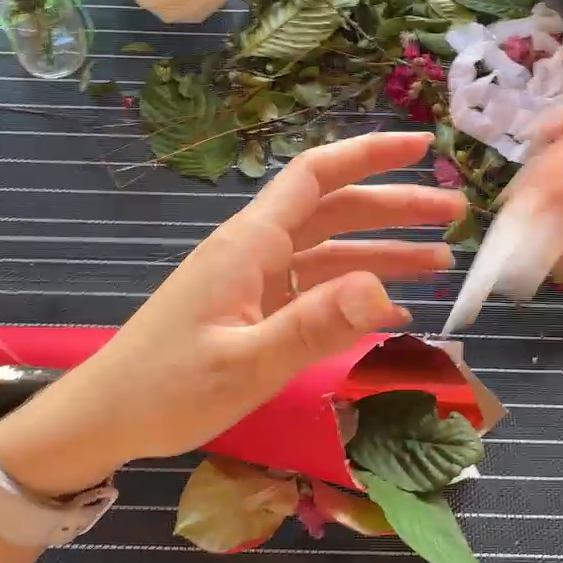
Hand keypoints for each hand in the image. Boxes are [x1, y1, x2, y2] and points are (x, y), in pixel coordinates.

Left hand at [0, 132, 465, 492]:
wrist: (107, 415)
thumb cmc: (168, 389)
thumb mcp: (246, 363)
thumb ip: (313, 327)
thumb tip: (382, 291)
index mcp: (250, 245)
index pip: (316, 176)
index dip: (369, 154)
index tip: (423, 146)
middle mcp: (253, 251)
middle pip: (333, 211)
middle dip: (394, 208)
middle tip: (455, 213)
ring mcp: (251, 280)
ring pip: (327, 252)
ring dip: (381, 254)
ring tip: (440, 263)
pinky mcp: (249, 309)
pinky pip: (310, 290)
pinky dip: (351, 295)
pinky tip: (391, 312)